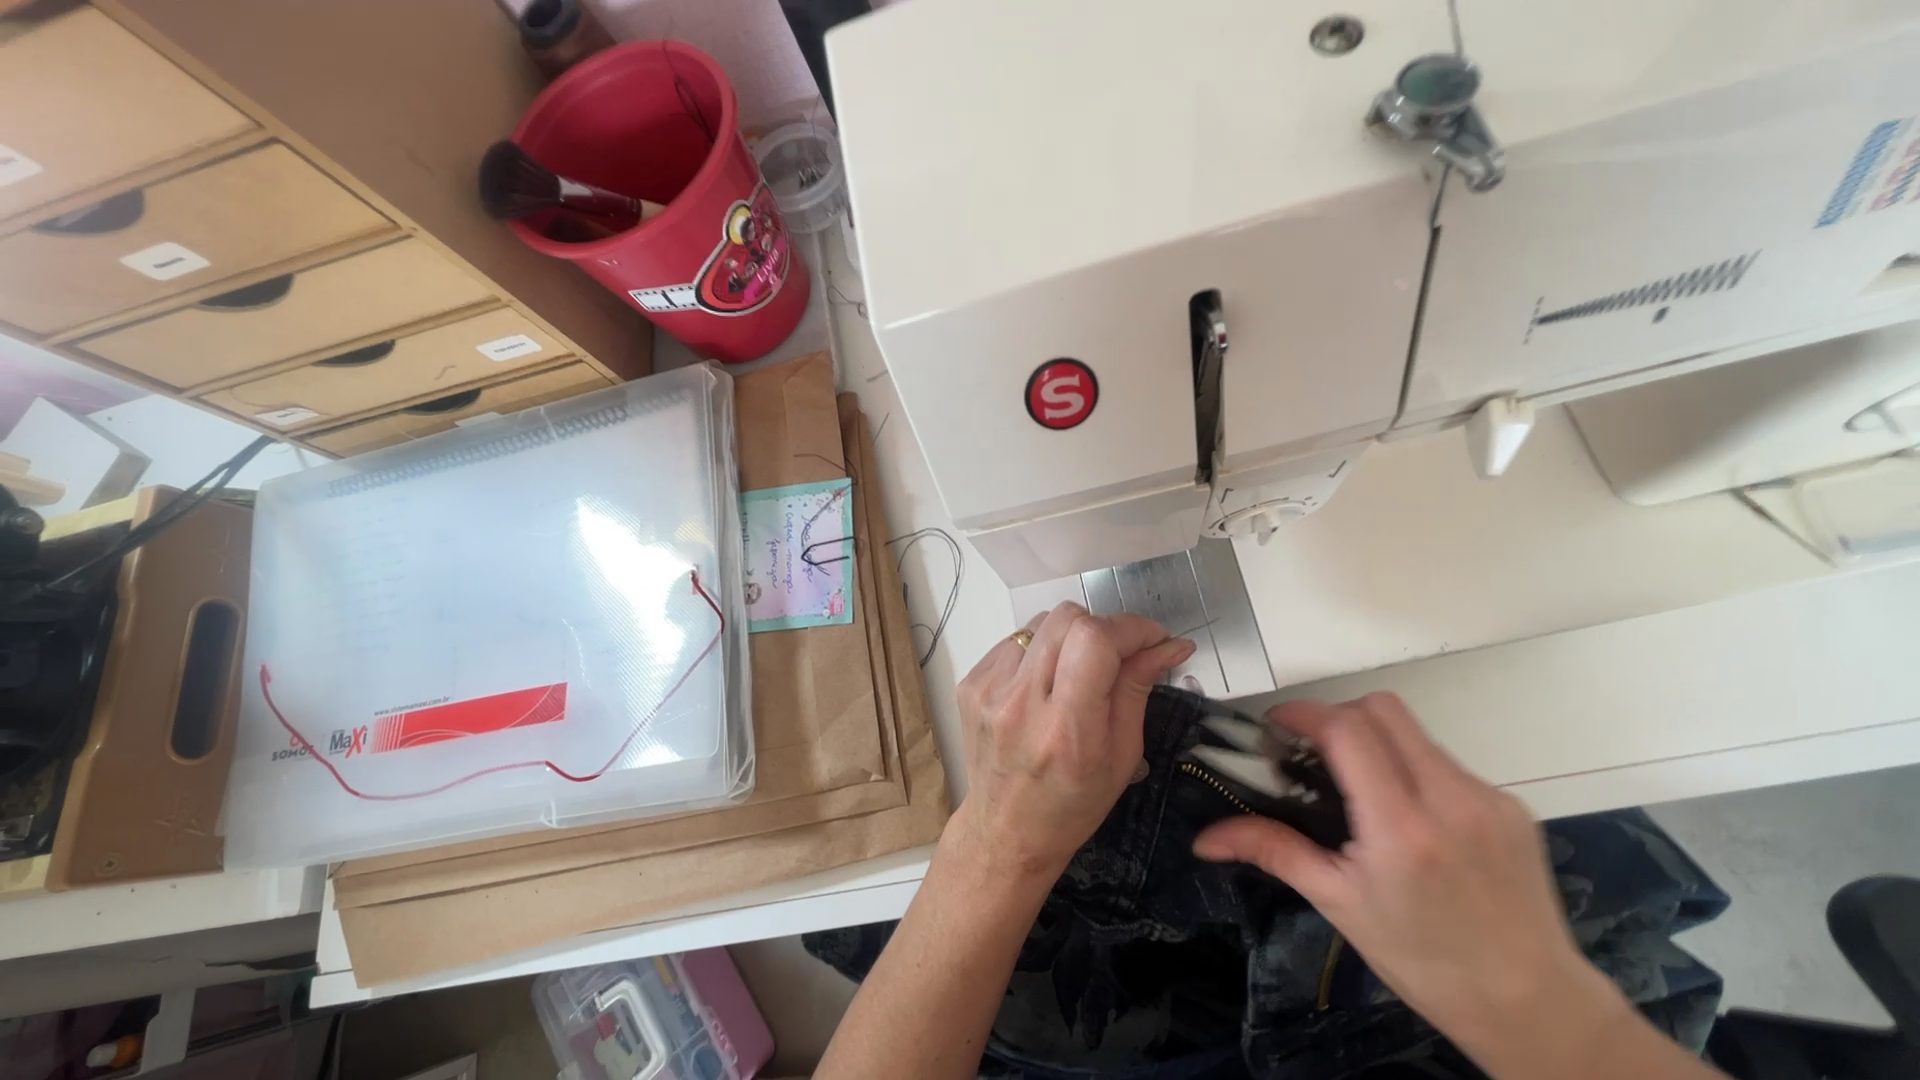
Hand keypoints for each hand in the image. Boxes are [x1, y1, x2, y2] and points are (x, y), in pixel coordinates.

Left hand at [947, 603, 1195, 882]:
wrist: (1006, 830)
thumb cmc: (1073, 803)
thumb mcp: (1122, 755)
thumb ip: (1138, 689)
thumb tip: (1168, 644)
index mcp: (1064, 729)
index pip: (1095, 641)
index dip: (1131, 629)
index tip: (1153, 639)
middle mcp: (1019, 702)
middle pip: (1068, 619)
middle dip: (1103, 629)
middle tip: (1119, 655)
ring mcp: (988, 689)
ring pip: (1041, 622)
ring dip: (1070, 637)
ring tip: (1077, 674)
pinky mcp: (969, 682)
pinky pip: (1016, 639)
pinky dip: (1040, 651)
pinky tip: (1044, 684)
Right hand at [1192, 694, 1630, 1065]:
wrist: (1531, 1005)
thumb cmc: (1422, 961)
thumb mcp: (1338, 904)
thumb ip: (1272, 851)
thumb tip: (1204, 838)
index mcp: (1402, 827)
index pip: (1347, 730)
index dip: (1303, 713)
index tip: (1274, 727)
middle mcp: (1451, 798)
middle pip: (1383, 710)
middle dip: (1336, 715)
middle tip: (1309, 751)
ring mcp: (1489, 798)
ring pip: (1415, 732)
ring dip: (1374, 740)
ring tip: (1356, 787)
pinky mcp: (1512, 805)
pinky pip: (1446, 762)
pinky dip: (1411, 768)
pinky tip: (1407, 815)